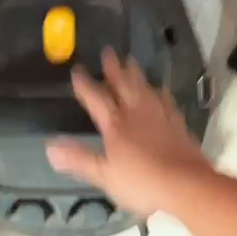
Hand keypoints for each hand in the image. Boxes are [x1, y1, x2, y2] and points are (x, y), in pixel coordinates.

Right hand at [46, 49, 214, 214]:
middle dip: (113, 68)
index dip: (85, 85)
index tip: (76, 70)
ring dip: (135, 74)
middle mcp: (136, 113)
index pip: (96, 99)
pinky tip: (161, 89)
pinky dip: (160, 92)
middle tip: (108, 50)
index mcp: (116, 125)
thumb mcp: (104, 175)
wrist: (186, 184)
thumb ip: (79, 159)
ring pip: (144, 88)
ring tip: (130, 61)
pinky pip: (166, 101)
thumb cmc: (142, 182)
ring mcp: (159, 116)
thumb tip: (50, 147)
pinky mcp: (177, 123)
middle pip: (123, 85)